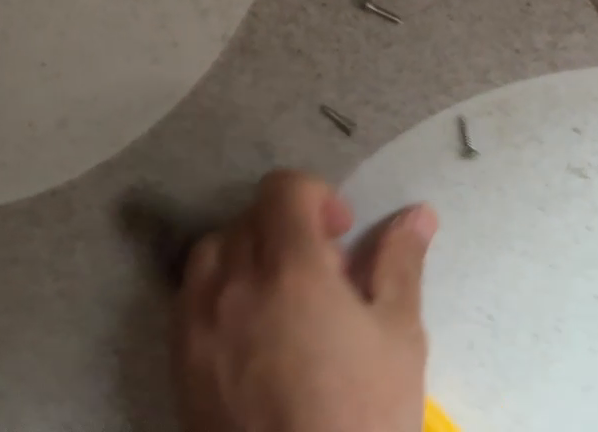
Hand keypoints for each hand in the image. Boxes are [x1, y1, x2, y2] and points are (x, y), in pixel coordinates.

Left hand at [171, 170, 437, 431]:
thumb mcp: (398, 337)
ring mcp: (198, 320)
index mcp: (290, 267)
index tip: (340, 234)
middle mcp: (234, 281)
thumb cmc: (364, 415)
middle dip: (289, 229)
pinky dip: (218, 291)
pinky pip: (190, 295)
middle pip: (251, 217)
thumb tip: (418, 213)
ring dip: (248, 255)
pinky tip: (249, 330)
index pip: (283, 188)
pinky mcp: (179, 359)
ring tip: (280, 298)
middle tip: (323, 275)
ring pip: (214, 251)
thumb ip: (399, 263)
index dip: (316, 197)